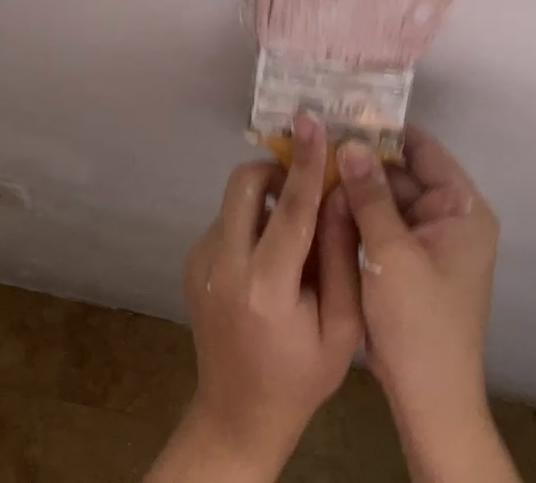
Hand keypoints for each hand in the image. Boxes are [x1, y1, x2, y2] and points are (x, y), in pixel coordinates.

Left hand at [145, 114, 362, 482]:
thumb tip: (340, 195)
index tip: (311, 121)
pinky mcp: (192, 262)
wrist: (237, 414)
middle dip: (275, 170)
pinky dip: (251, 222)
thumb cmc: (301, 375)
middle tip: (305, 189)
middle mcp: (223, 266)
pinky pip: (226, 220)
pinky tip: (270, 260)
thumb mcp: (343, 328)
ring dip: (265, 200)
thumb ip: (342, 258)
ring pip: (233, 199)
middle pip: (243, 184)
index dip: (304, 162)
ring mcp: (200, 262)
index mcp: (266, 287)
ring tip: (292, 239)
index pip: (288, 209)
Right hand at [338, 129, 516, 481]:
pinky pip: (383, 225)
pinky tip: (321, 204)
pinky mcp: (410, 264)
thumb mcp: (391, 253)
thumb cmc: (419, 322)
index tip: (341, 115)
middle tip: (314, 140)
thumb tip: (351, 143)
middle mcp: (451, 219)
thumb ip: (370, 195)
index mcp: (462, 209)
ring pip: (388, 199)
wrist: (429, 398)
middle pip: (403, 173)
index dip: (384, 130)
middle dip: (361, 160)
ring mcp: (430, 243)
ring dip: (355, 188)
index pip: (424, 150)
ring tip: (310, 164)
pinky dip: (357, 215)